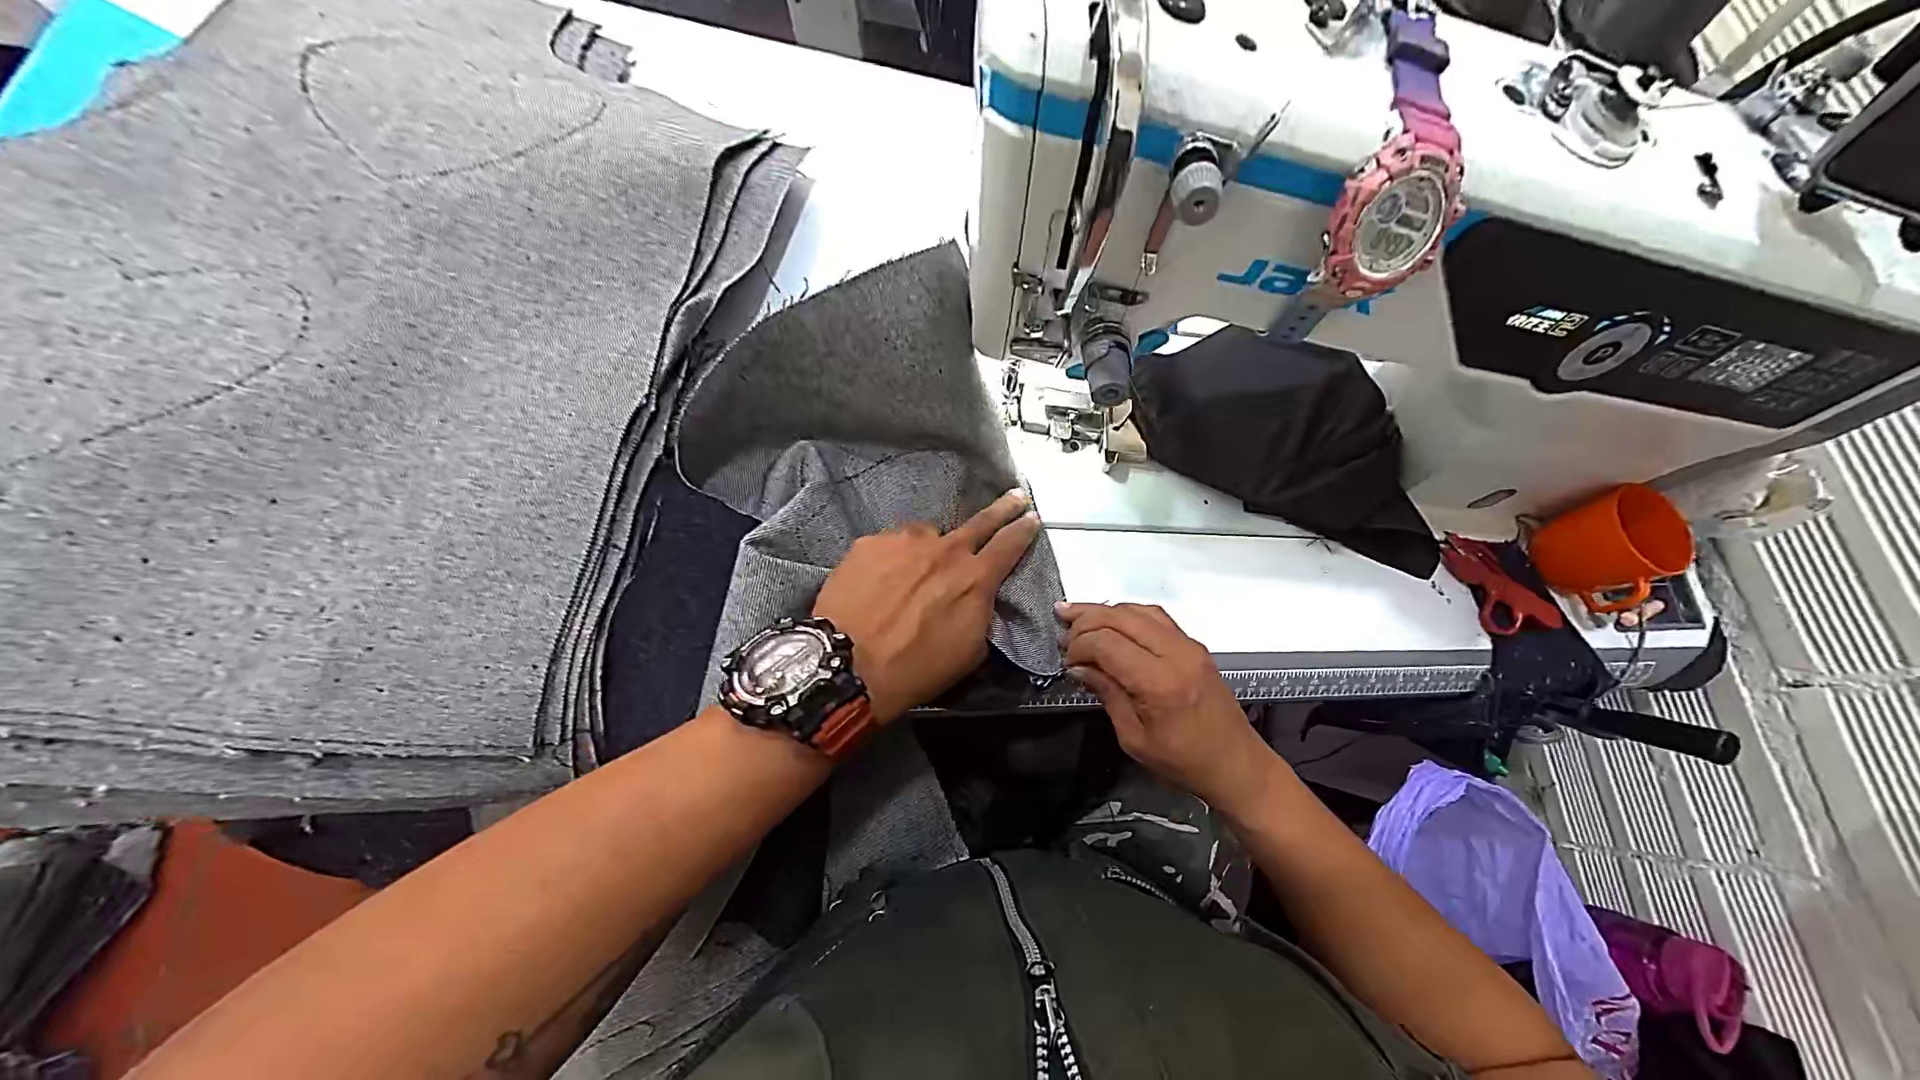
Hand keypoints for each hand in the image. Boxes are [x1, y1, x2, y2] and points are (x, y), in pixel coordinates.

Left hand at [813, 490, 1040, 723]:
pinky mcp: (870, 543)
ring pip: (928, 535)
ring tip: (916, 570)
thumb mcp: (969, 651)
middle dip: (1002, 508)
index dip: (1023, 530)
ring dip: (931, 547)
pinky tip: (881, 578)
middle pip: (981, 522)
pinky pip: (892, 544)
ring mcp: (905, 541)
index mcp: (975, 578)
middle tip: (1015, 496)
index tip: (1031, 517)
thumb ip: (980, 612)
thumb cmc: (915, 667)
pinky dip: (894, 557)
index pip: (1009, 545)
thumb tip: (978, 597)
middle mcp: (945, 549)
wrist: (848, 664)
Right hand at [1057, 602, 1279, 811]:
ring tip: (1076, 616)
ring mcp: (1189, 646)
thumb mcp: (1133, 737)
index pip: (1107, 643)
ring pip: (1138, 610)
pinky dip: (1128, 614)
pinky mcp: (1194, 646)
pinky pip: (1156, 617)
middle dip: (1085, 620)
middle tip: (1063, 631)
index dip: (1079, 646)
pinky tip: (1110, 622)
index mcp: (1160, 683)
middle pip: (1120, 618)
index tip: (1067, 662)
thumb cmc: (1184, 762)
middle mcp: (1176, 654)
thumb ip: (1107, 694)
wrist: (1236, 764)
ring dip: (1105, 611)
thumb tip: (1079, 667)